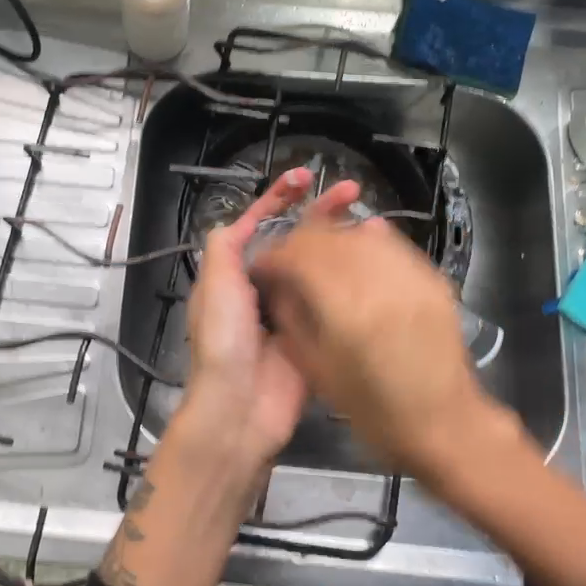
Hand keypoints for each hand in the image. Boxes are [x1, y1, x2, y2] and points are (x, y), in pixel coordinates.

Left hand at [177, 167, 361, 466]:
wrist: (241, 409)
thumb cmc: (224, 342)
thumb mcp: (215, 286)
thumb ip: (225, 248)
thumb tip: (239, 220)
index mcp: (234, 274)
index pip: (258, 224)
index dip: (278, 197)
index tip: (305, 176)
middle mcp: (262, 289)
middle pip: (293, 241)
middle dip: (319, 213)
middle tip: (352, 191)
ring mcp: (290, 312)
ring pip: (316, 267)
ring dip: (338, 242)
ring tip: (368, 220)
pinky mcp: (313, 336)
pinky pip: (331, 300)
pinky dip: (349, 280)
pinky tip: (371, 262)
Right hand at [249, 209, 525, 479]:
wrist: (447, 425)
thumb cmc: (375, 410)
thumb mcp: (317, 370)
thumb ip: (292, 317)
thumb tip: (275, 283)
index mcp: (347, 310)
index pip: (298, 254)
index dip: (273, 255)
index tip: (261, 266)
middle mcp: (380, 282)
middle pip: (327, 236)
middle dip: (298, 243)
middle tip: (285, 261)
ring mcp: (411, 276)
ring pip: (359, 232)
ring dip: (330, 240)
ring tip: (318, 260)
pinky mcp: (432, 278)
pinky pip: (390, 244)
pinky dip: (364, 243)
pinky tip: (353, 258)